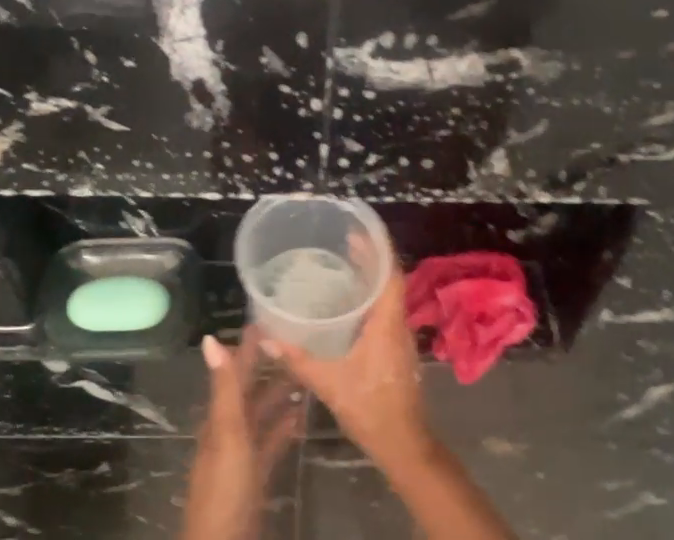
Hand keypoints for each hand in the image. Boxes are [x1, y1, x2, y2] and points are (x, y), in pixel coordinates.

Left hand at [182, 335, 301, 539]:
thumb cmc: (224, 486)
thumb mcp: (227, 433)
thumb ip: (224, 388)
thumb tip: (210, 339)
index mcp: (220, 418)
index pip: (236, 374)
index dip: (248, 349)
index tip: (266, 319)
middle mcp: (229, 431)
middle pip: (251, 393)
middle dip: (269, 368)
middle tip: (297, 342)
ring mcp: (242, 455)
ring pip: (263, 416)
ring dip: (280, 395)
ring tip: (306, 374)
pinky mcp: (256, 476)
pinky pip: (271, 443)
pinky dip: (285, 427)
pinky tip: (302, 417)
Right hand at [263, 247, 431, 468]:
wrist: (404, 444)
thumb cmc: (371, 408)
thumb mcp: (330, 383)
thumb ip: (299, 359)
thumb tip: (268, 336)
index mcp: (387, 323)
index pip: (390, 273)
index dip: (379, 248)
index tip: (360, 229)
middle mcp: (398, 324)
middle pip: (389, 280)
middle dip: (370, 257)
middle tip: (345, 240)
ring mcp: (399, 338)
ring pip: (388, 297)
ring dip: (371, 278)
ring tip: (344, 263)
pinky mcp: (396, 351)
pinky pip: (384, 312)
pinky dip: (369, 299)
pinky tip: (348, 304)